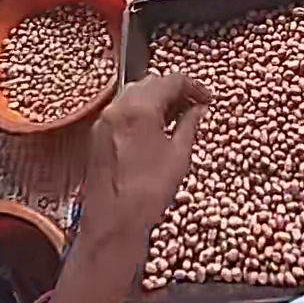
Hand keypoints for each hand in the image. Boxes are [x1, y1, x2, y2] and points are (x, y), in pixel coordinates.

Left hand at [74, 72, 212, 256]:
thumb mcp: (179, 155)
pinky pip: (122, 111)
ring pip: (134, 94)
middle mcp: (117, 107)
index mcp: (139, 108)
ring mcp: (104, 120)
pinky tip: (155, 129)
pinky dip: (140, 111)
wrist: (113, 222)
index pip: (171, 80)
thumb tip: (198, 109)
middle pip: (150, 83)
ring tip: (177, 117)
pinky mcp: (97, 135)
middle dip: (174, 90)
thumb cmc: (149, 191)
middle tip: (194, 106)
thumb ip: (190, 125)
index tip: (206, 99)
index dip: (193, 86)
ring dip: (156, 99)